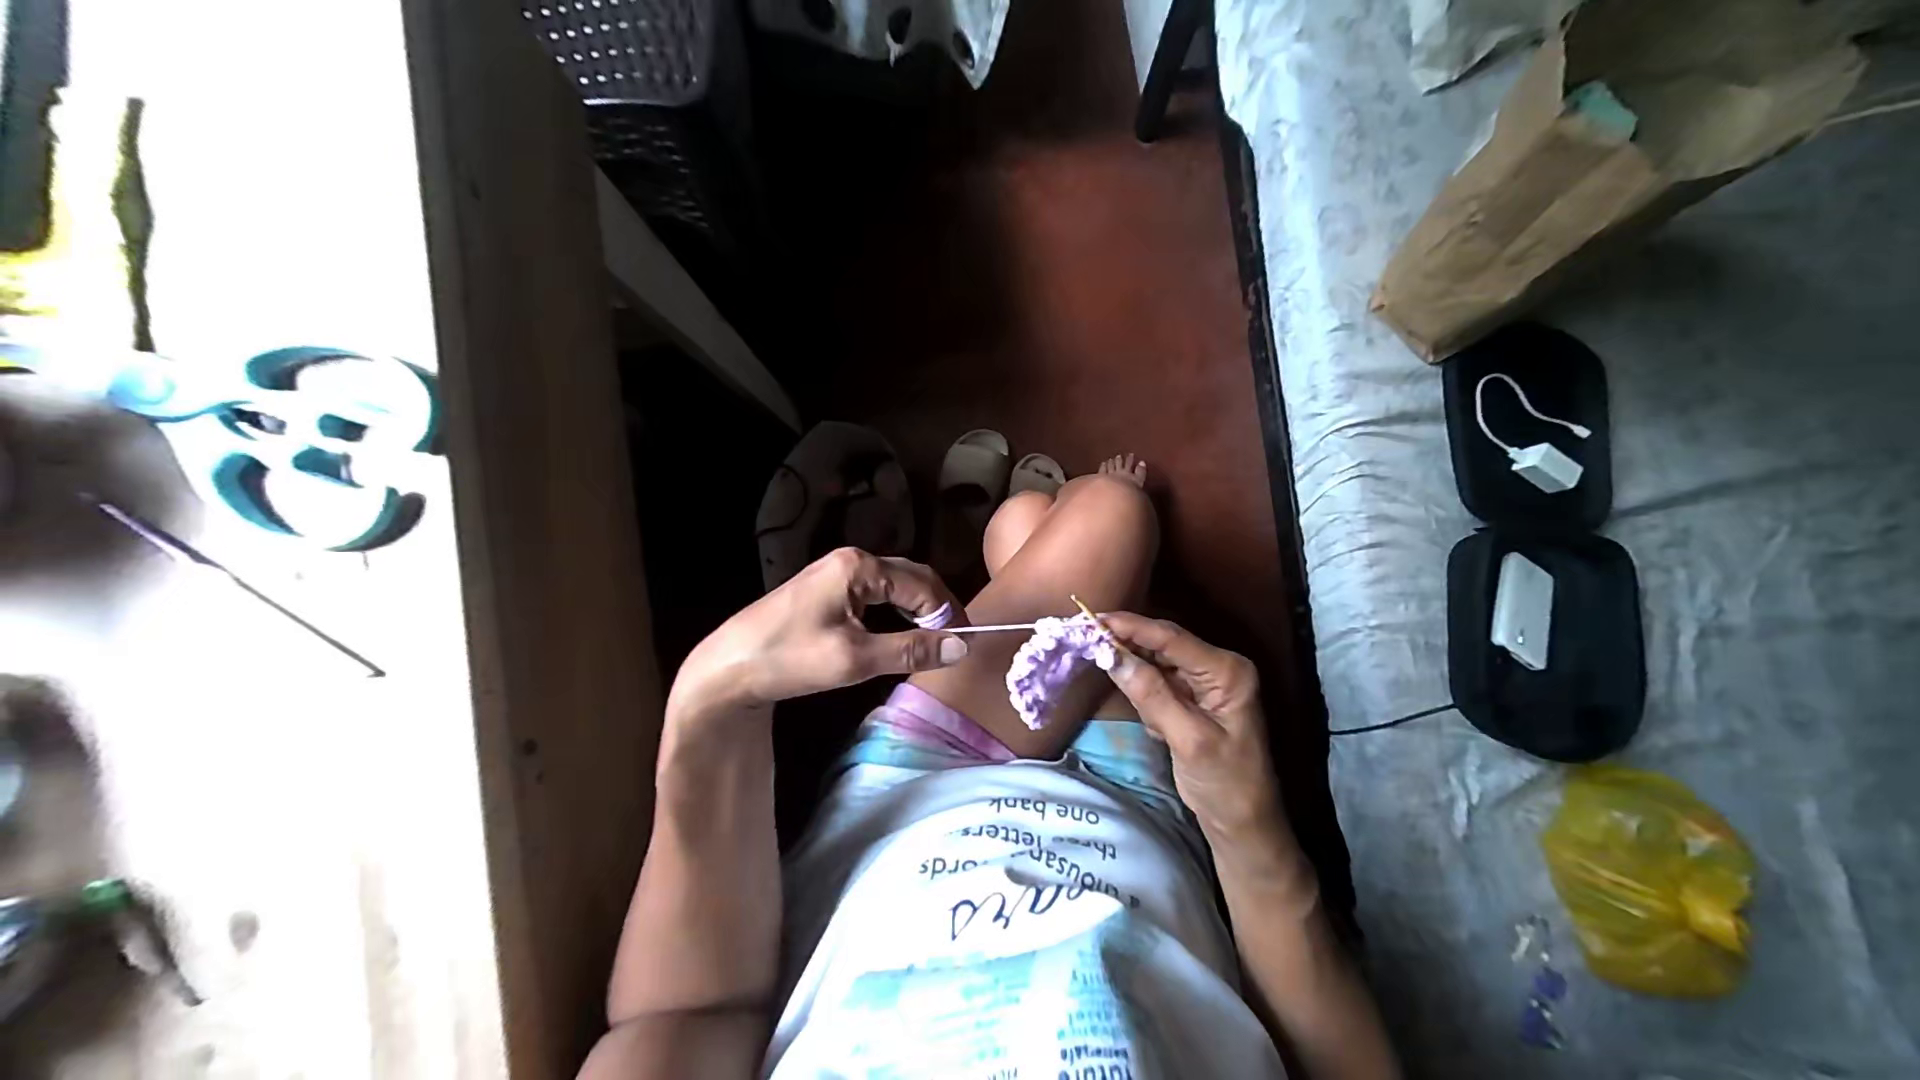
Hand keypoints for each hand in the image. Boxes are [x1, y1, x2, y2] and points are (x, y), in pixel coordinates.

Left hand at [669, 548, 968, 721]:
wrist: (728, 668)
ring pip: (894, 584)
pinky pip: (876, 593)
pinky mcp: (826, 589)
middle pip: (912, 577)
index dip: (949, 614)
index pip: (923, 584)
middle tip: (955, 642)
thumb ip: (911, 650)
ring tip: (935, 640)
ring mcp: (835, 572)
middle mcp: (850, 560)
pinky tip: (900, 633)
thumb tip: (961, 646)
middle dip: (938, 607)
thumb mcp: (855, 659)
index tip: (966, 644)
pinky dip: (897, 611)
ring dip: (919, 609)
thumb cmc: (789, 659)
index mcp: (859, 566)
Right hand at [1100, 613, 1285, 841]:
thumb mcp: (1188, 739)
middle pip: (1162, 643)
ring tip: (1122, 687)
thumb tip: (1111, 656)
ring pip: (1155, 662)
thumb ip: (1151, 694)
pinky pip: (1157, 681)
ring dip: (1135, 673)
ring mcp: (1205, 682)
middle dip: (1126, 643)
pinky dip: (1144, 694)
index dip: (1130, 626)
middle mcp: (1217, 667)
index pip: (1171, 638)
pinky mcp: (1192, 697)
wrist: (1243, 822)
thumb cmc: (1225, 782)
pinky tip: (1154, 723)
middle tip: (1085, 637)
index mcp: (1227, 671)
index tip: (1092, 619)